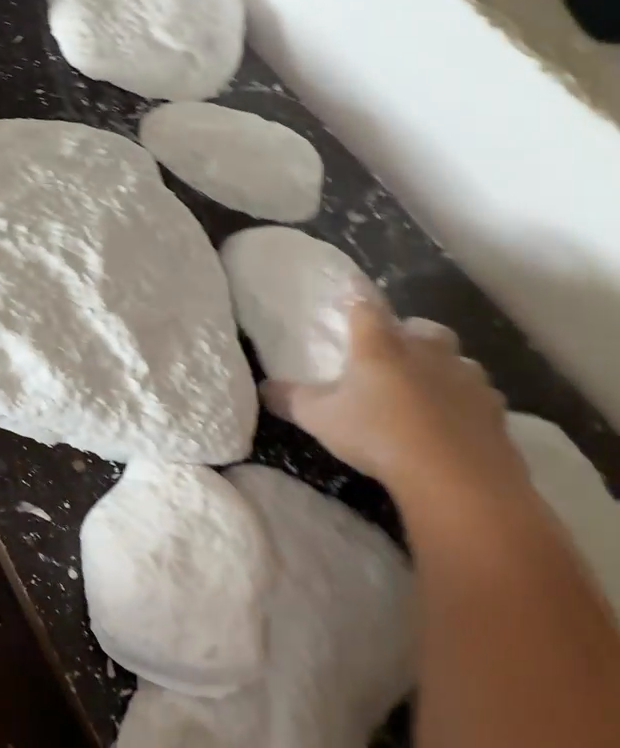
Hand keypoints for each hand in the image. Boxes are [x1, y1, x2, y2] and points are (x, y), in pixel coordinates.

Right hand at [262, 296, 523, 498]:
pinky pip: (480, 396)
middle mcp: (427, 355)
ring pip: (458, 360)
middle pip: (424, 329)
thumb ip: (289, 398)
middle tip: (394, 347)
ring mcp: (468, 382)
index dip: (357, 293)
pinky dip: (465, 401)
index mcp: (380, 348)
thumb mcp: (316, 418)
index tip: (352, 281)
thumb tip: (265, 387)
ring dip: (443, 365)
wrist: (459, 480)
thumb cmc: (377, 435)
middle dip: (410, 332)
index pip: (366, 307)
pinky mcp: (497, 413)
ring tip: (425, 384)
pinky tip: (452, 418)